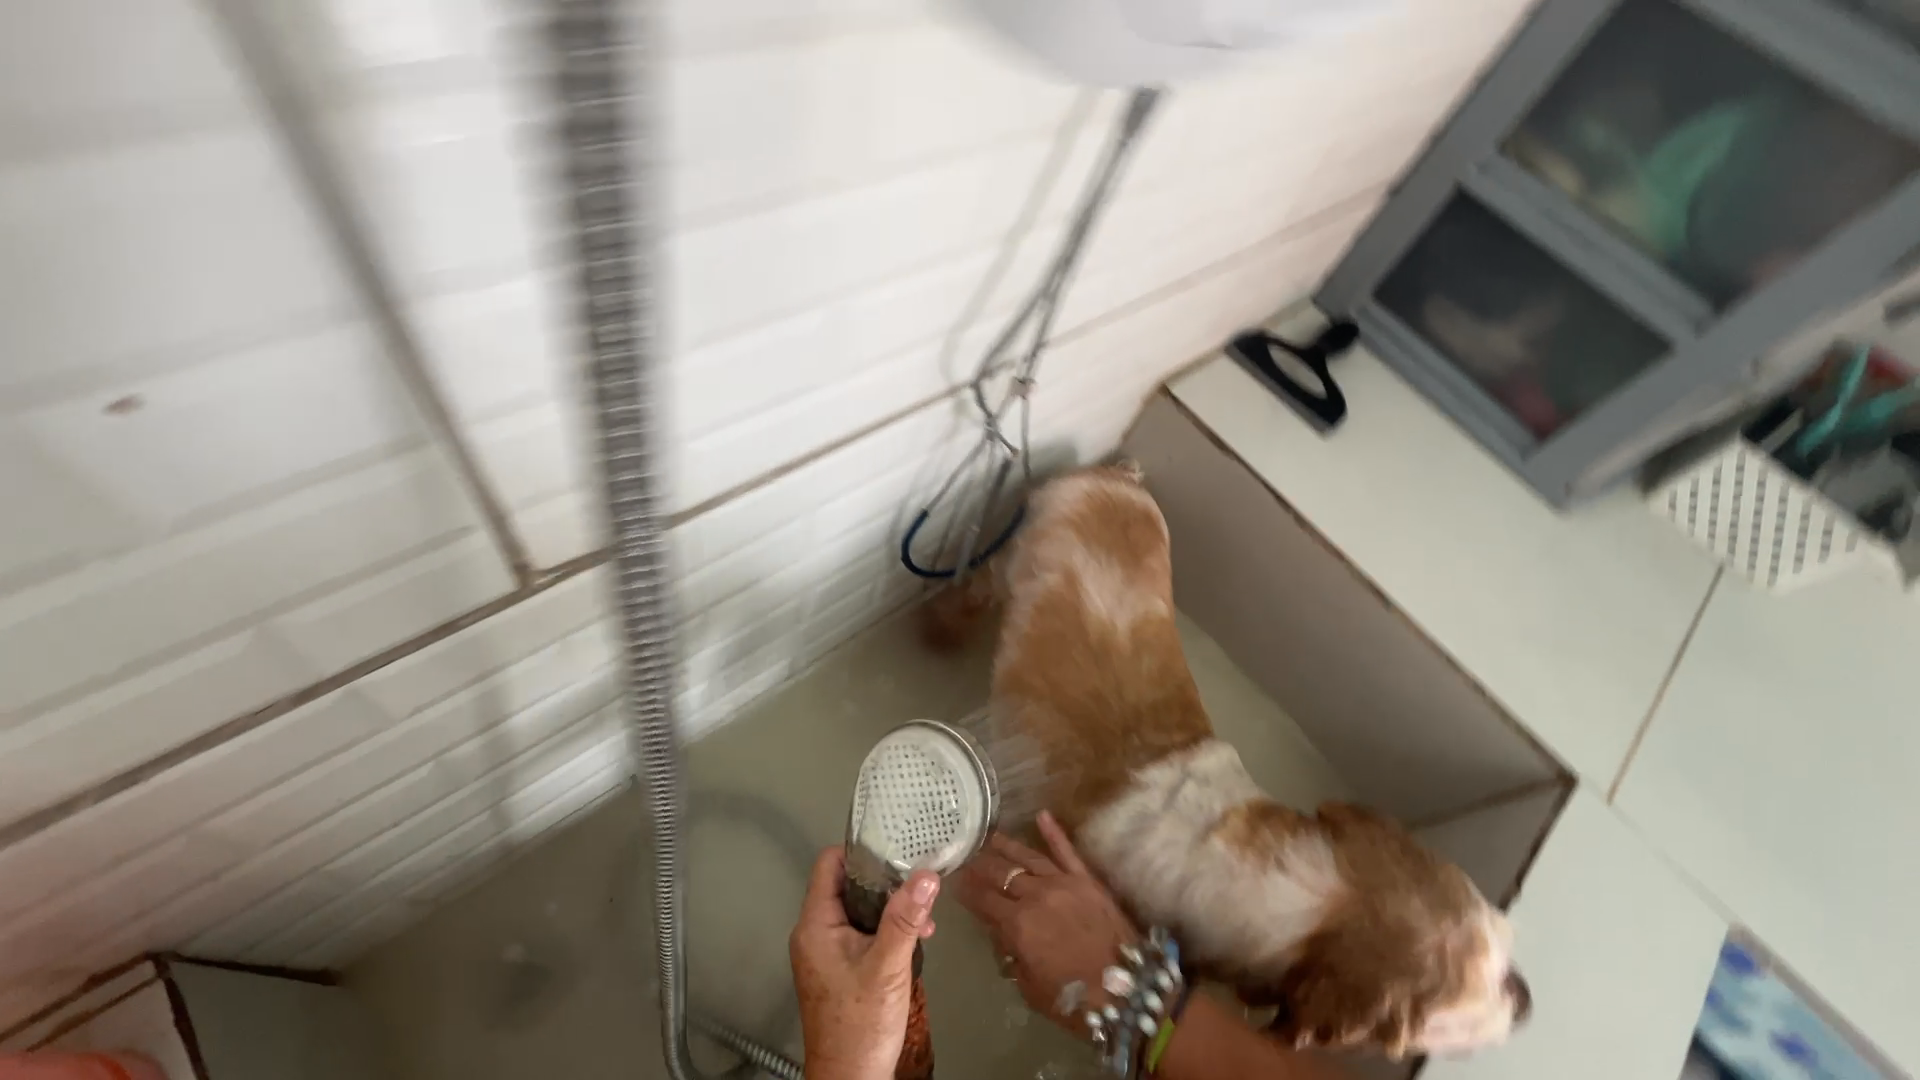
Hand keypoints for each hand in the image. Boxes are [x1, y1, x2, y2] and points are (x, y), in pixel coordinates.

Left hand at [789, 847, 938, 1079]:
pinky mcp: (839, 969)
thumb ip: (905, 918)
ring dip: (890, 909)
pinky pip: (861, 933)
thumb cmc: (861, 1023)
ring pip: (859, 910)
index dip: (859, 850)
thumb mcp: (888, 966)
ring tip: (923, 919)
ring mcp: (826, 952)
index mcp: (815, 924)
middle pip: (847, 885)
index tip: (895, 846)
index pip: (830, 864)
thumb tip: (927, 874)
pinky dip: (886, 931)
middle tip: (918, 883)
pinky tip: (914, 940)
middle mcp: (815, 933)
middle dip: (884, 882)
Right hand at [953, 812, 1139, 1034]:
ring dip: (1007, 846)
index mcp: (1018, 925)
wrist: (1127, 991)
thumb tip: (1002, 934)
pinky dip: (1053, 832)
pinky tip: (1042, 815)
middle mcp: (1036, 896)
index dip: (967, 891)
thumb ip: (1012, 957)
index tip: (954, 881)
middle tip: (968, 856)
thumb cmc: (1075, 1000)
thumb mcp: (1031, 988)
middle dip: (981, 866)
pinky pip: (1066, 851)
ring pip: (1028, 857)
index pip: (984, 900)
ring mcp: (1062, 883)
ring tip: (991, 836)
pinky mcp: (1086, 879)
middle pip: (1001, 874)